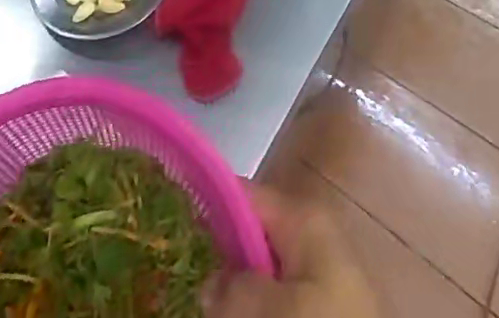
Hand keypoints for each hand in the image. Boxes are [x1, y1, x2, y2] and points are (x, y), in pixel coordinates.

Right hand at [203, 184, 380, 317]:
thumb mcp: (274, 309)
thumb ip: (235, 288)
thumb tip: (213, 285)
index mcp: (303, 217)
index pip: (243, 192)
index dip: (209, 203)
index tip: (177, 221)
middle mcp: (309, 233)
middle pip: (250, 230)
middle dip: (221, 254)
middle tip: (188, 271)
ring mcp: (317, 268)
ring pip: (261, 266)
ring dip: (238, 286)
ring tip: (210, 301)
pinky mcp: (321, 300)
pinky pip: (278, 291)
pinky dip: (258, 303)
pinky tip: (240, 313)